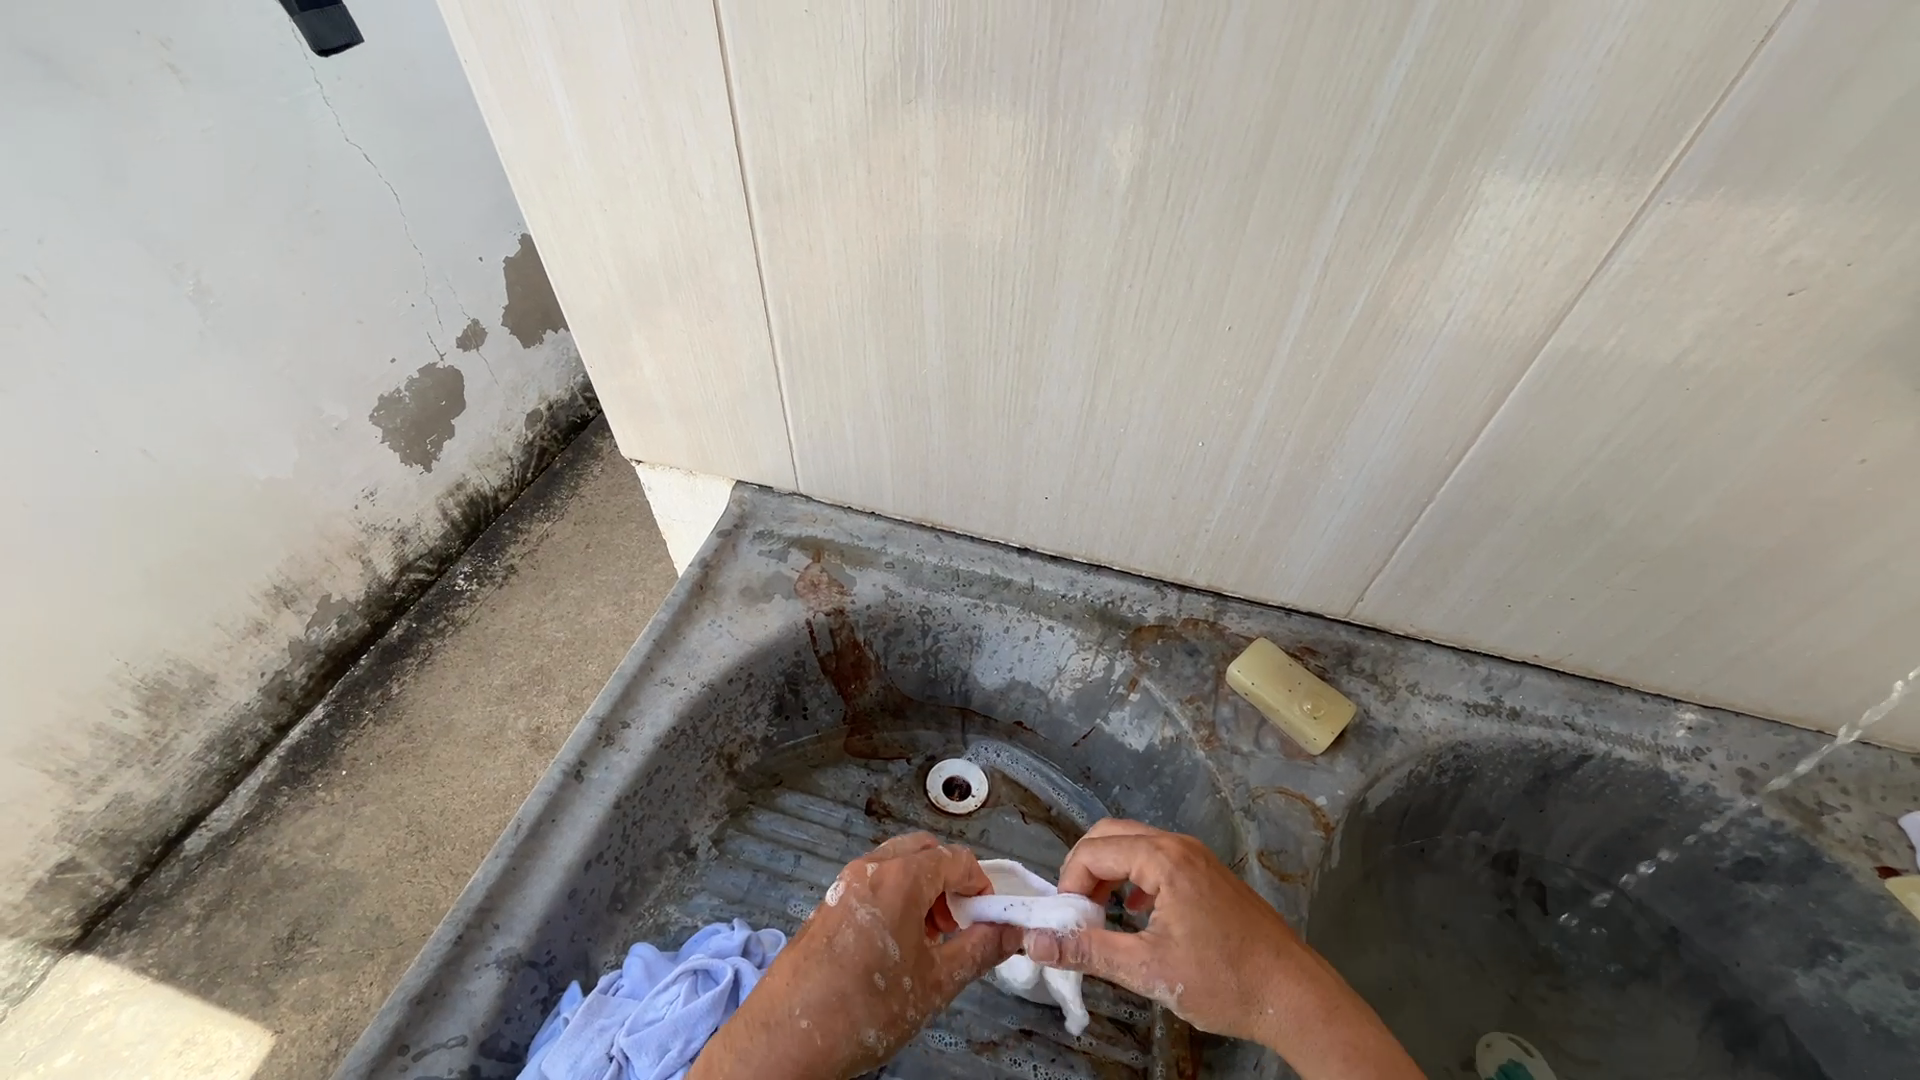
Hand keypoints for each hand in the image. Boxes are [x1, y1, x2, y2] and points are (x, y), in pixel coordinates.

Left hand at [689, 832, 1020, 1079]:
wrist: (785, 1039)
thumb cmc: (857, 1011)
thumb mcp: (934, 984)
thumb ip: (978, 950)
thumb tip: (1008, 934)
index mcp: (900, 879)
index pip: (956, 859)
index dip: (980, 884)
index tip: (989, 912)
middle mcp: (870, 869)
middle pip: (925, 851)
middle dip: (950, 879)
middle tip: (962, 921)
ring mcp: (845, 883)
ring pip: (898, 863)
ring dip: (923, 887)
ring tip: (931, 937)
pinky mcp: (828, 902)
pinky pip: (873, 882)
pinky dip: (896, 896)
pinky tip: (898, 944)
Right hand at [1025, 819, 1420, 1079]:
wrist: (1295, 996)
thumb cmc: (1223, 981)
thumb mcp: (1148, 971)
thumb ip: (1088, 950)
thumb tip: (1036, 943)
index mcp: (1163, 858)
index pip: (1093, 851)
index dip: (1070, 884)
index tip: (1067, 922)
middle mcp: (1178, 845)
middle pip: (1110, 835)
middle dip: (1084, 869)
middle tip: (1076, 912)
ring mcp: (1196, 856)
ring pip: (1133, 845)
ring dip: (1108, 872)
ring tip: (1099, 915)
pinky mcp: (1207, 873)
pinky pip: (1155, 859)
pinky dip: (1133, 877)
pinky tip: (1136, 913)